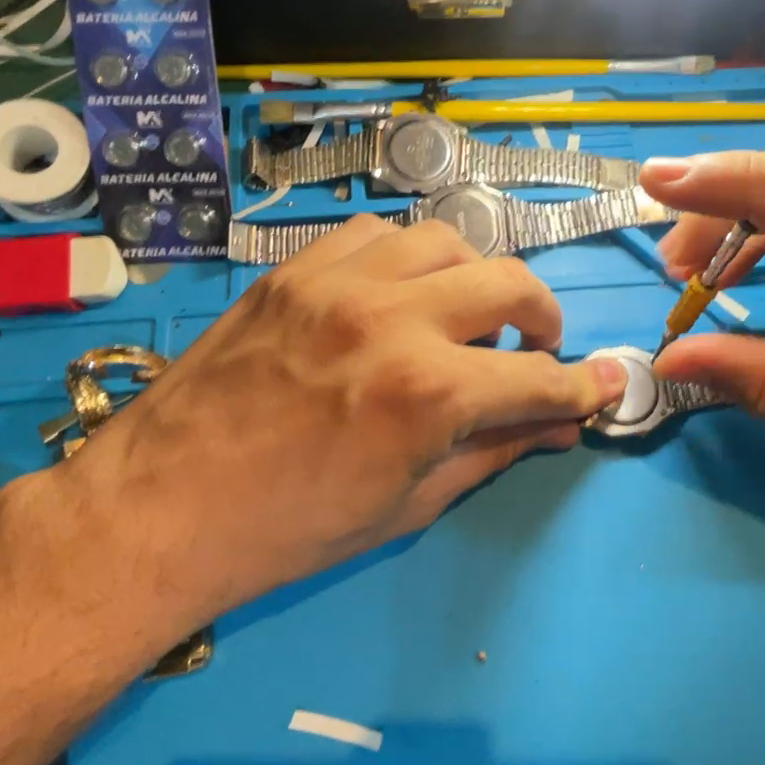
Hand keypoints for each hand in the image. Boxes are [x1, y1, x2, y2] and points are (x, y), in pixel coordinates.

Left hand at [34, 216, 626, 642]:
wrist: (162, 507)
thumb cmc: (291, 528)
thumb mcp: (408, 504)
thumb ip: (492, 452)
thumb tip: (559, 426)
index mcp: (429, 394)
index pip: (538, 378)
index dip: (580, 386)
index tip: (601, 386)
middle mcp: (394, 319)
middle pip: (509, 284)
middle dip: (545, 318)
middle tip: (539, 348)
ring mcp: (340, 283)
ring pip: (446, 241)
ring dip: (476, 277)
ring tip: (468, 313)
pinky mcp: (295, 270)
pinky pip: (376, 235)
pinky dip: (407, 258)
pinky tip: (400, 291)